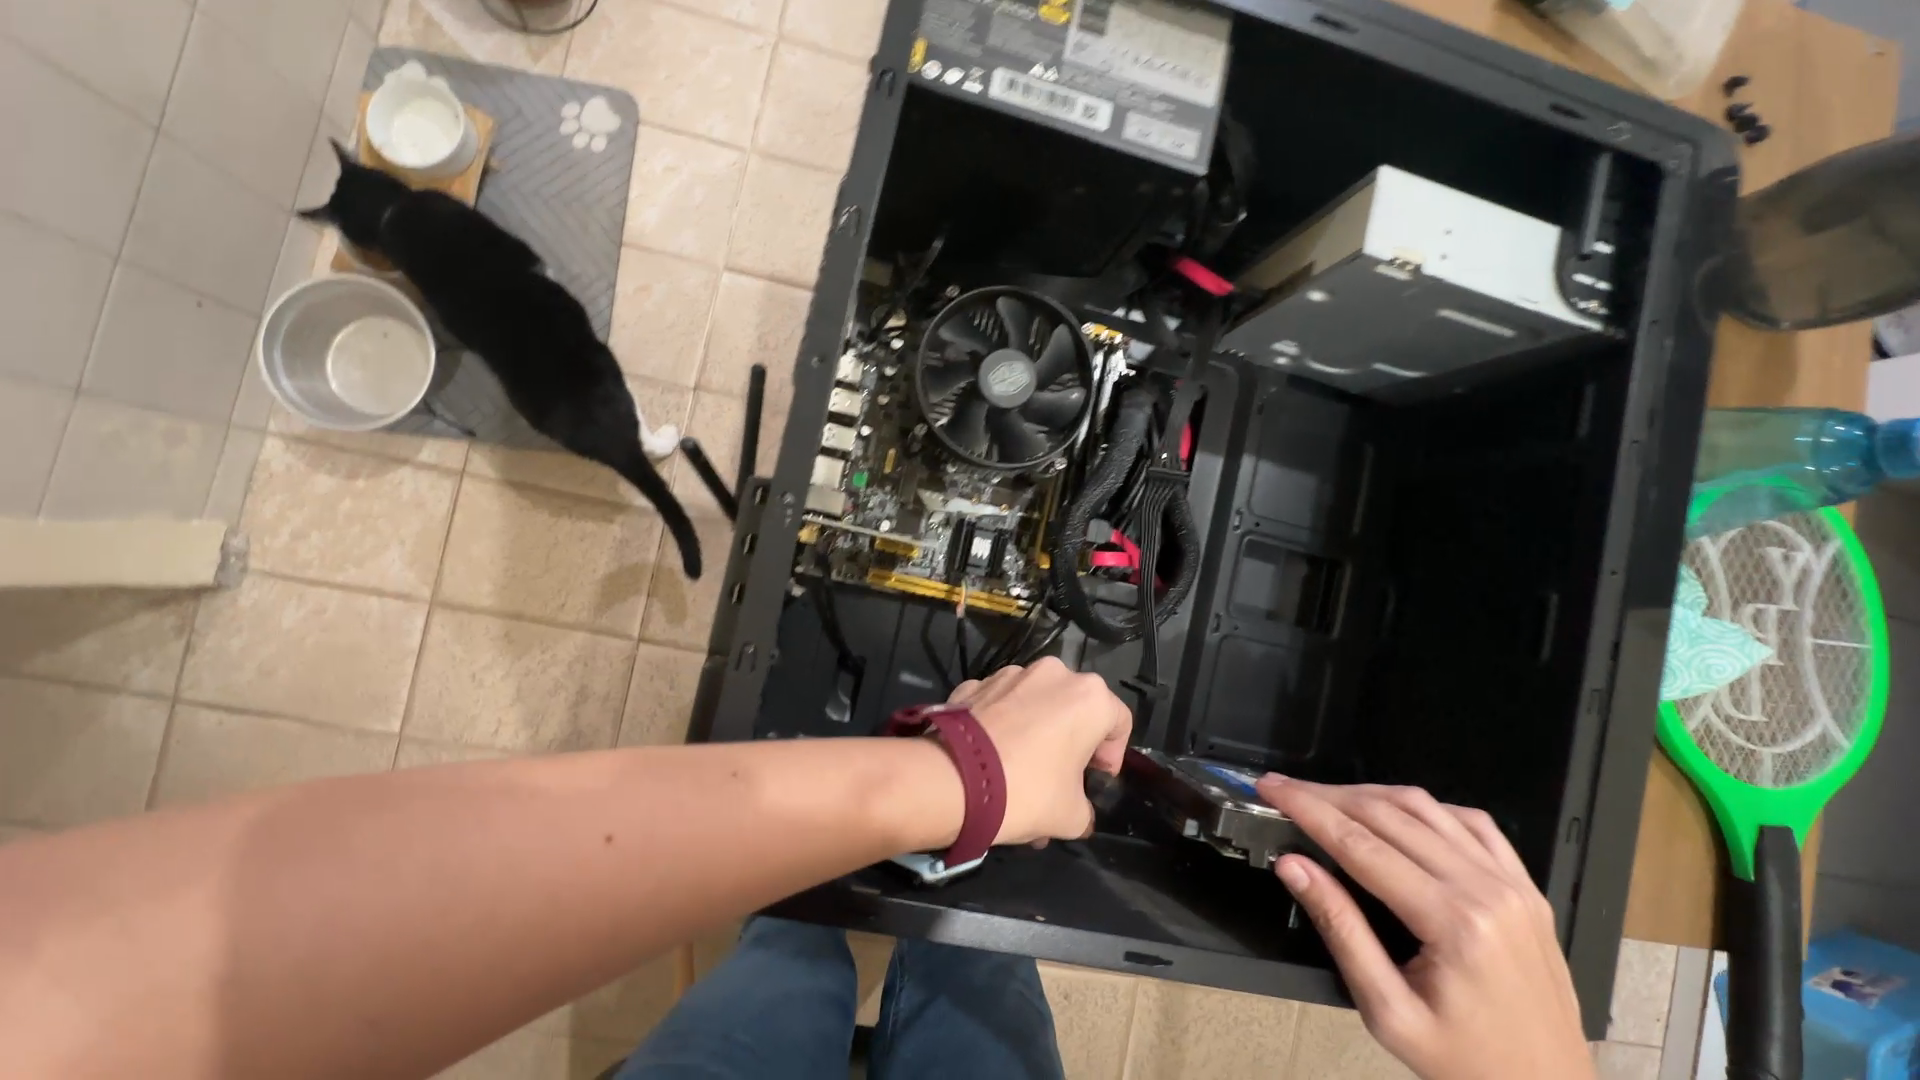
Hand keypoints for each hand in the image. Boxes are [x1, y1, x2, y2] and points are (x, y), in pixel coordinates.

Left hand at [949, 658, 1131, 845]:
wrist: (950, 779)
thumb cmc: (1026, 792)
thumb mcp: (1071, 817)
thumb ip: (1085, 810)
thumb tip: (1078, 813)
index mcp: (1089, 697)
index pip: (1118, 722)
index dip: (1112, 754)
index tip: (1095, 781)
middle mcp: (1052, 672)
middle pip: (1074, 708)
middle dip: (1070, 742)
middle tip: (1059, 780)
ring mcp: (1008, 674)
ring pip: (1034, 704)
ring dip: (1035, 732)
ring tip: (1018, 775)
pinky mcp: (973, 683)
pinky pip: (998, 705)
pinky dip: (1000, 726)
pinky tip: (990, 759)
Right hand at [1256, 778, 1593, 1079]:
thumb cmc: (1462, 1063)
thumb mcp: (1387, 1012)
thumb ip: (1340, 930)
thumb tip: (1292, 865)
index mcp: (1453, 921)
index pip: (1360, 844)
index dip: (1307, 809)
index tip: (1269, 788)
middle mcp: (1487, 888)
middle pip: (1389, 815)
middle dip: (1326, 795)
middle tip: (1282, 788)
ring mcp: (1513, 883)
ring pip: (1427, 809)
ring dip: (1367, 794)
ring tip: (1323, 797)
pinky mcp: (1526, 886)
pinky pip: (1471, 823)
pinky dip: (1423, 807)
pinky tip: (1394, 813)